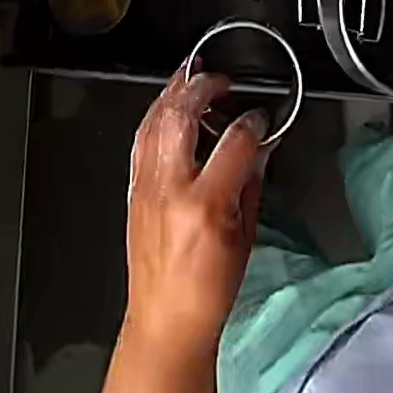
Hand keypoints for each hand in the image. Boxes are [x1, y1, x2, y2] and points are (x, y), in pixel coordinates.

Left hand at [123, 61, 266, 356]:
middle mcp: (169, 185)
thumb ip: (250, 185)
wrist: (165, 317)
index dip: (252, 122)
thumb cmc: (210, 288)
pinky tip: (166, 104)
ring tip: (190, 75)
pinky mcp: (132, 184)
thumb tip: (256, 149)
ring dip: (173, 91)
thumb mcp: (245, 239)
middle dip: (202, 87)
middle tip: (221, 79)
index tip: (260, 116)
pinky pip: (141, 136)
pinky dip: (155, 113)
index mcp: (204, 204)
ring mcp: (145, 182)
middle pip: (181, 117)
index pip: (233, 143)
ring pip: (154, 119)